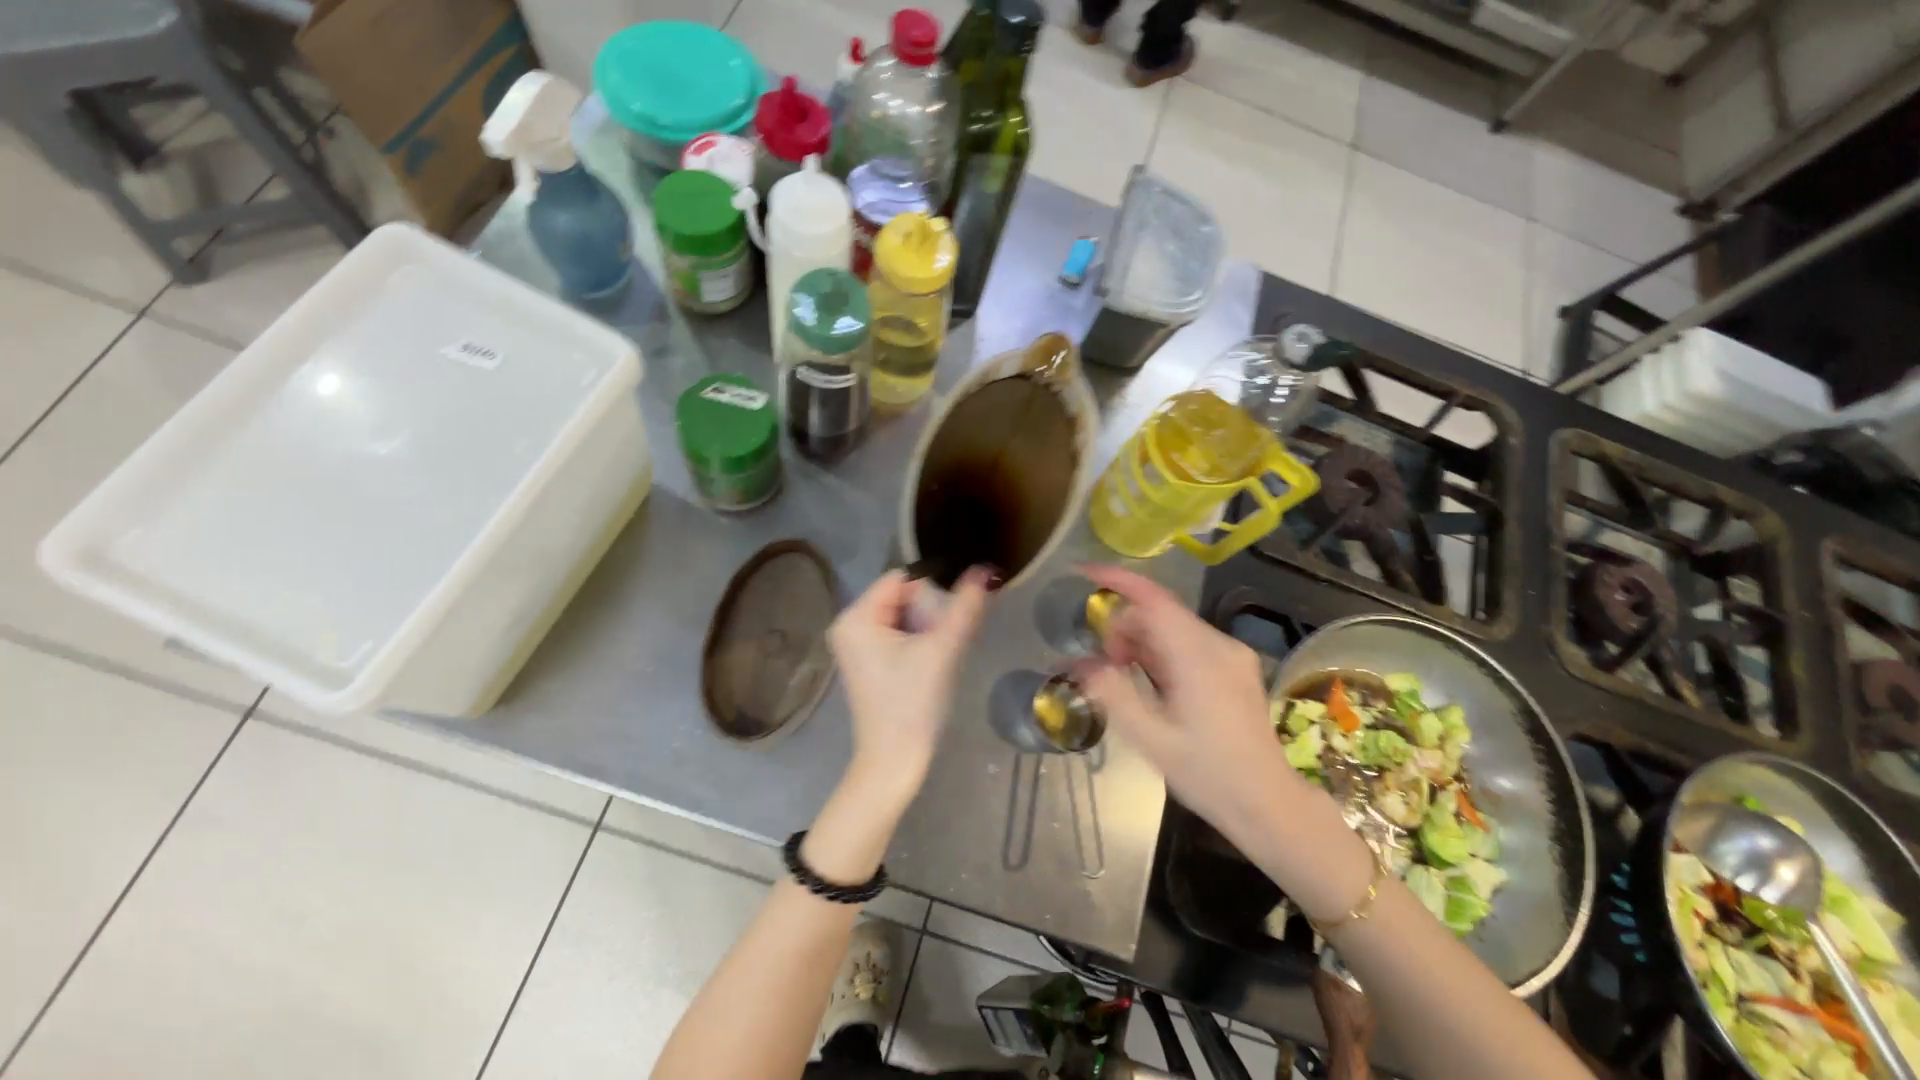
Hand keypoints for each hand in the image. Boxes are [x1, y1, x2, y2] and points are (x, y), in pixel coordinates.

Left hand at [829, 567, 994, 792]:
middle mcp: (847, 626)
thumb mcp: (943, 649)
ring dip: (927, 630)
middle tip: (946, 644)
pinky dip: (918, 643)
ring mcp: (855, 646)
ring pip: (903, 618)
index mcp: (855, 617)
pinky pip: (897, 636)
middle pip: (902, 598)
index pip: (903, 579)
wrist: (895, 760)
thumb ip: (965, 607)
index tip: (952, 619)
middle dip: (930, 614)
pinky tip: (930, 665)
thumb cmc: (913, 703)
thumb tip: (985, 570)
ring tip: (941, 656)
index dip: (933, 593)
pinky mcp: (867, 664)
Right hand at [1070, 564, 1294, 838]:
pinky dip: (1162, 652)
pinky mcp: (1235, 669)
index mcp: (1199, 658)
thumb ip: (1113, 696)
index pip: (1154, 599)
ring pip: (1174, 628)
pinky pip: (1190, 644)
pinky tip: (1151, 684)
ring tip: (1122, 678)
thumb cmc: (1209, 775)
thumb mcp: (1152, 741)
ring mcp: (1232, 656)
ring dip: (1142, 641)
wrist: (1267, 802)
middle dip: (1123, 626)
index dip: (1118, 581)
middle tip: (1101, 664)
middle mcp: (1220, 645)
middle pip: (1161, 613)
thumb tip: (1079, 665)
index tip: (1083, 574)